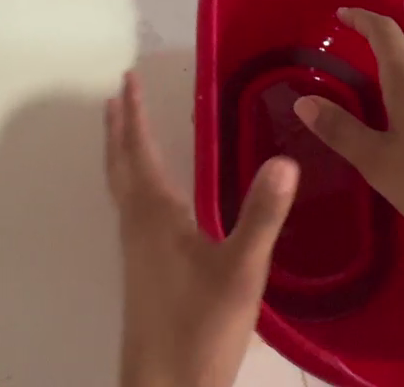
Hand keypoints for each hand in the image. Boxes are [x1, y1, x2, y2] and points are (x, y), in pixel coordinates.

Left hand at [107, 71, 299, 386]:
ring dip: (121, 151)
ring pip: (121, 185)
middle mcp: (137, 224)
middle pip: (120, 163)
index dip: (134, 113)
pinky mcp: (140, 269)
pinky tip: (150, 195)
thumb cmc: (201, 325)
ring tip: (125, 129)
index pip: (139, 149)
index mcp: (154, 213)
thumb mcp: (241, 270)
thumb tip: (285, 160)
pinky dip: (131, 179)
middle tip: (119, 93)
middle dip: (120, 125)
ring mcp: (135, 249)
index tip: (127, 79)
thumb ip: (262, 215)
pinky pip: (128, 205)